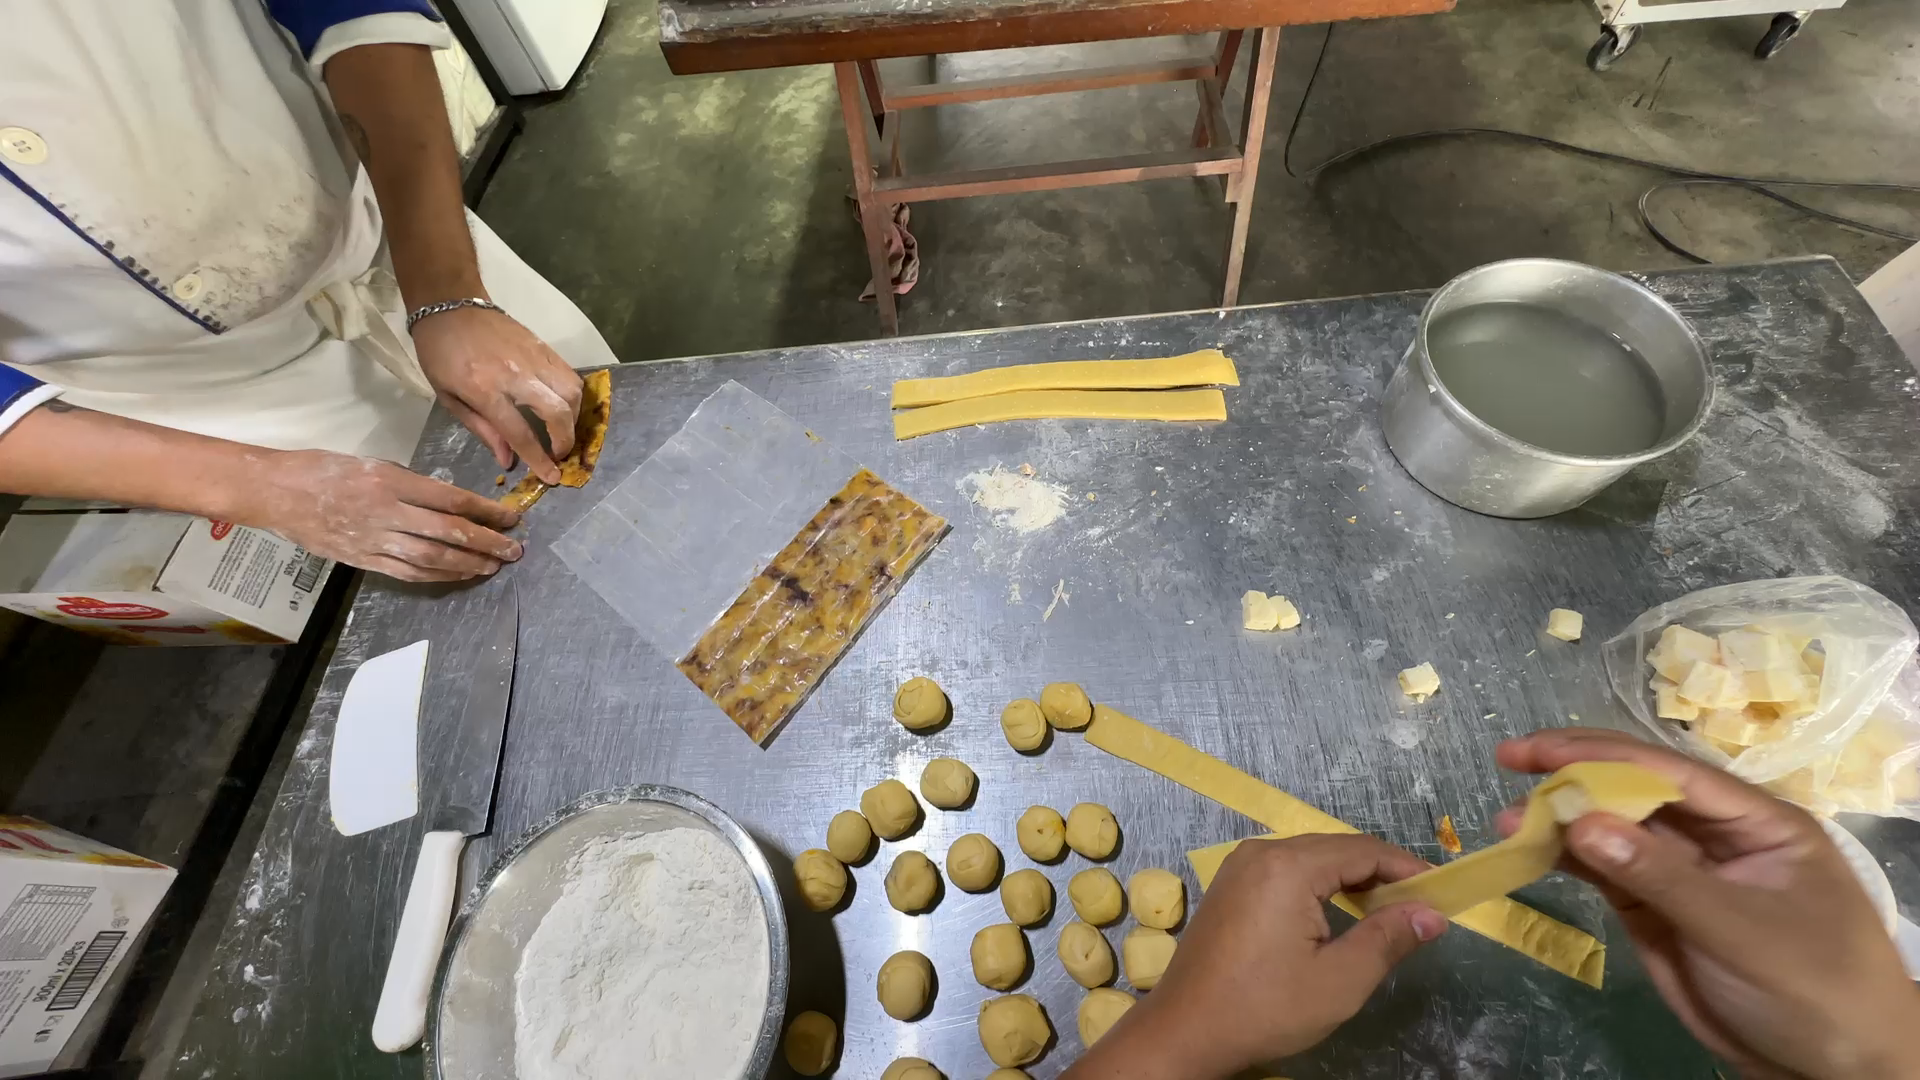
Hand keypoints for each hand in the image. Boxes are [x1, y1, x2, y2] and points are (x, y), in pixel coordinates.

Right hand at [255, 449, 521, 581]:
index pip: (452, 499)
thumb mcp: (379, 465)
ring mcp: (372, 539)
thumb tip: (458, 505)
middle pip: (448, 531)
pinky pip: (408, 573)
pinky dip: (440, 576)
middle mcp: (385, 511)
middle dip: (488, 543)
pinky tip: (461, 575)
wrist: (270, 490)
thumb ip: (417, 486)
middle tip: (515, 550)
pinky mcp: (360, 560)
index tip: (512, 519)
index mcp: (392, 482)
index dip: (488, 511)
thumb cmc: (328, 470)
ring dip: (469, 564)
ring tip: (495, 565)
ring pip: (431, 558)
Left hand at [410, 305, 582, 484]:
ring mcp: (535, 360)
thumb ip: (483, 429)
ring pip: (572, 394)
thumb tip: (508, 460)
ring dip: (574, 418)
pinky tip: (566, 406)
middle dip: (565, 439)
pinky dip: (575, 397)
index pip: (520, 432)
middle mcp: (516, 375)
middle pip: (557, 413)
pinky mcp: (547, 349)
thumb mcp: (449, 397)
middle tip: (560, 453)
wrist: (450, 306)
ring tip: (564, 429)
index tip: (552, 477)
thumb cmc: (441, 354)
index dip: (538, 459)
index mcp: (485, 390)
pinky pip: (572, 377)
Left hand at [1065, 835, 1445, 1079]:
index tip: (1444, 890)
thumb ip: (1388, 939)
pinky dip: (1318, 882)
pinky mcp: (1231, 882)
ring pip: (1308, 856)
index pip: (1359, 850)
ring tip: (1389, 910)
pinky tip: (1338, 910)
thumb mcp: (1340, 979)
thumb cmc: (1267, 1004)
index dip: (1404, 866)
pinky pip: (1285, 868)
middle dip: (1379, 871)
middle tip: (1422, 904)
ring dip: (1349, 876)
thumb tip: (1431, 913)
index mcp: (1286, 866)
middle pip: (1332, 848)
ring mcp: (1240, 865)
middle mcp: (1260, 852)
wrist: (1190, 1023)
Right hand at [1497, 729, 1919, 1079]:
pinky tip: (1522, 849)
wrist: (1824, 1076)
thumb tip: (1579, 821)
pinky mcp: (1640, 892)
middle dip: (1567, 770)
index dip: (1599, 755)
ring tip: (1508, 825)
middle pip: (1627, 782)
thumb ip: (1660, 876)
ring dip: (1552, 815)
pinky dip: (1553, 851)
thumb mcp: (1743, 934)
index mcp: (1753, 822)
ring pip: (1600, 818)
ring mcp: (1670, 861)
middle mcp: (1707, 830)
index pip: (1667, 771)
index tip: (1536, 751)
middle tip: (1509, 759)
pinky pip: (1589, 858)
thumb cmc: (1815, 995)